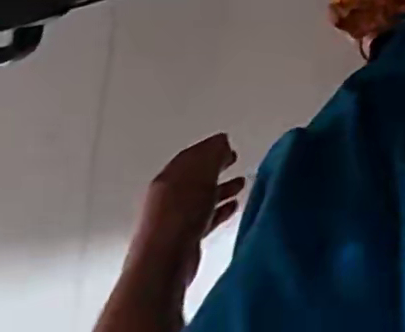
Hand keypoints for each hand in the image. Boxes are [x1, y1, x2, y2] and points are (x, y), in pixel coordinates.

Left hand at [103, 132, 246, 327]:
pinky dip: (219, 209)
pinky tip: (231, 207)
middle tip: (231, 158)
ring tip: (238, 183)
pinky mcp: (183, 241)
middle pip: (196, 176)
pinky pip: (205, 218)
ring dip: (220, 188)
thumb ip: (214, 153)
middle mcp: (167, 197)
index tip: (227, 142)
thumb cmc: (180, 214)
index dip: (211, 146)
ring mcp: (173, 221)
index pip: (192, 154)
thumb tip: (221, 142)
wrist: (165, 263)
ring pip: (201, 197)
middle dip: (215, 167)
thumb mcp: (203, 172)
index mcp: (168, 176)